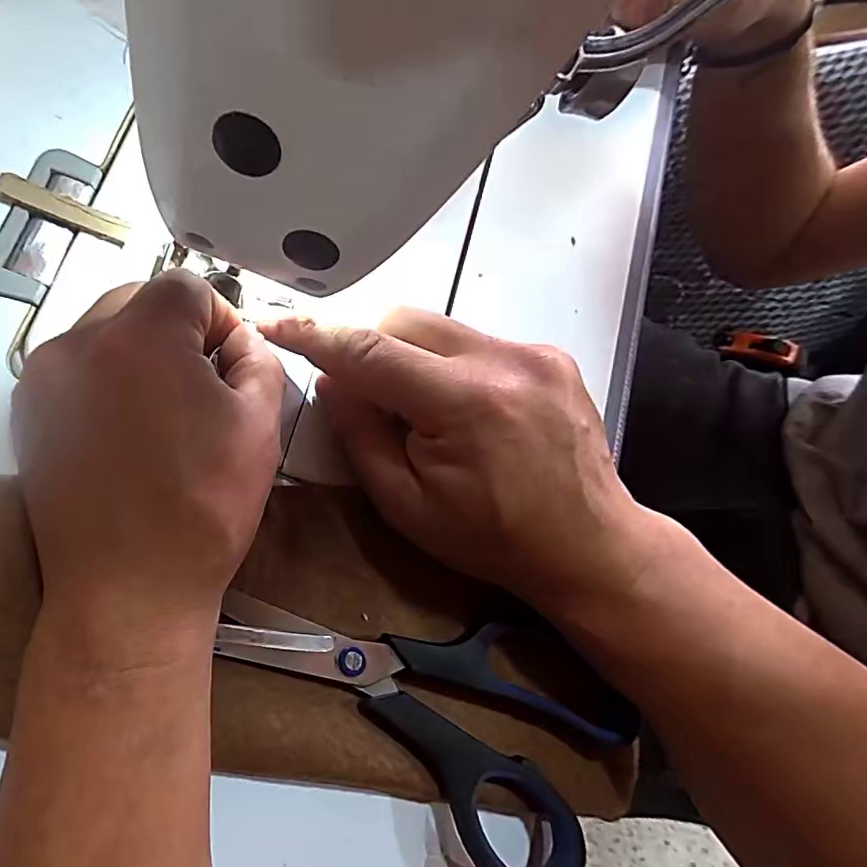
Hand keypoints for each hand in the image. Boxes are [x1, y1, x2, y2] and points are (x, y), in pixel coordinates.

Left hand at [13, 272, 286, 661]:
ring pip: (101, 334)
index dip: (220, 320)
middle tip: (200, 387)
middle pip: (137, 302)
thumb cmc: (201, 510)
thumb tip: (236, 342)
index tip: (231, 364)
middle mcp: (77, 342)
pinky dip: (103, 384)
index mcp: (139, 336)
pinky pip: (73, 372)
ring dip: (136, 355)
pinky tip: (123, 435)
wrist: (126, 588)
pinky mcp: (25, 415)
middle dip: (175, 331)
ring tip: (160, 415)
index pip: (186, 287)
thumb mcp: (259, 426)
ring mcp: (42, 379)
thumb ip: (257, 359)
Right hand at [262, 311, 660, 619]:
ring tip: (412, 411)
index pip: (370, 350)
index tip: (278, 326)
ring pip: (438, 326)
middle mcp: (504, 361)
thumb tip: (332, 381)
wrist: (588, 546)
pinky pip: (472, 340)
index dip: (315, 336)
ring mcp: (534, 353)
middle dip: (364, 346)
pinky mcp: (549, 355)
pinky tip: (453, 408)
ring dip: (405, 355)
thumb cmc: (492, 539)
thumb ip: (360, 436)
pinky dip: (443, 362)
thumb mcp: (404, 504)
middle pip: (403, 320)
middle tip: (356, 393)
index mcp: (465, 404)